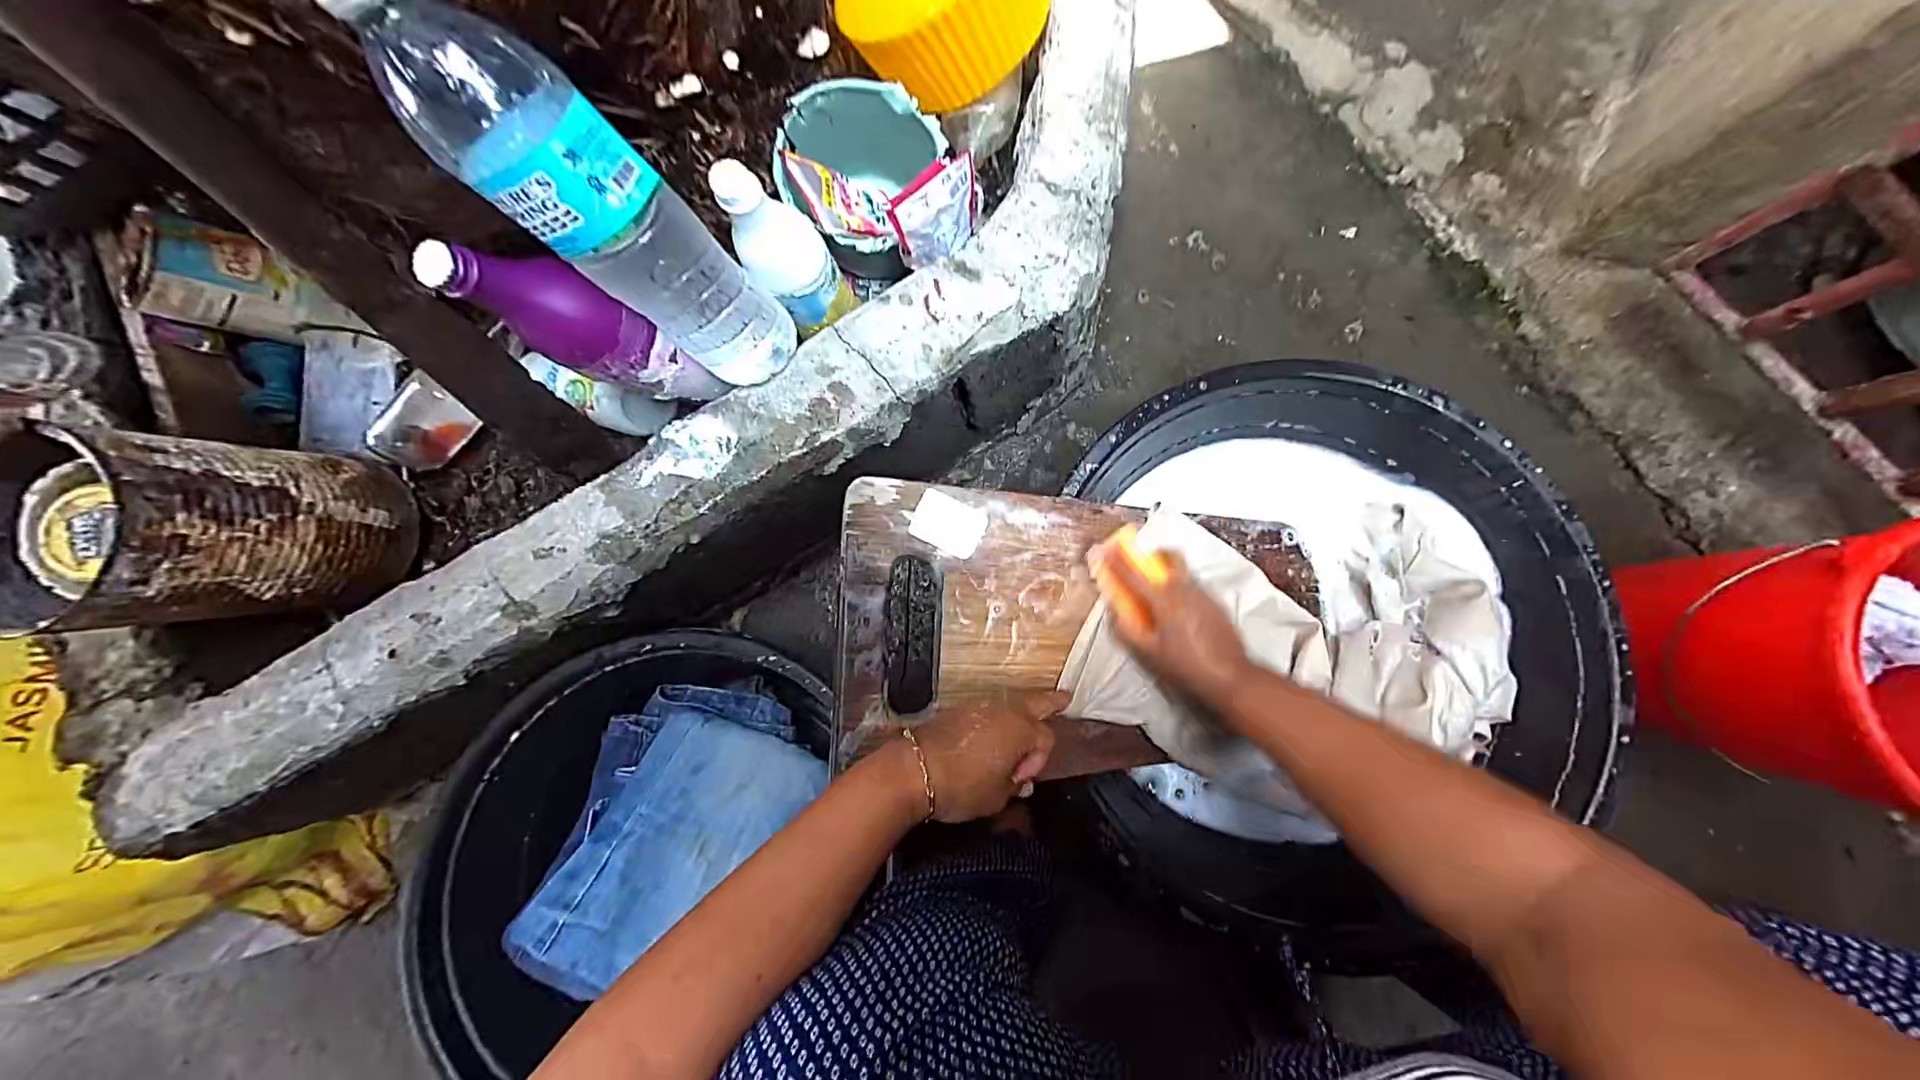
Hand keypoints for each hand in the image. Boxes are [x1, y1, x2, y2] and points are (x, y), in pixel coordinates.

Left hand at [902, 691, 1064, 822]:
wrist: (913, 770)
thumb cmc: (961, 786)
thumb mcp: (996, 797)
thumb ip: (1014, 785)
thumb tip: (1019, 781)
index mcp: (1020, 729)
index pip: (1045, 739)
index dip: (1038, 761)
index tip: (1020, 781)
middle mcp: (1003, 710)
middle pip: (1035, 702)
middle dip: (1051, 702)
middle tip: (1065, 699)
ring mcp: (978, 706)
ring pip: (1009, 704)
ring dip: (1020, 711)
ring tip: (1028, 718)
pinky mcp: (957, 710)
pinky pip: (987, 710)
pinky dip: (996, 718)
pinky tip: (994, 731)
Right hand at [1088, 541, 1252, 704]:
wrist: (1232, 678)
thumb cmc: (1186, 667)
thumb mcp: (1149, 654)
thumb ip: (1128, 630)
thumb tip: (1115, 613)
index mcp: (1165, 600)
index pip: (1134, 574)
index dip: (1117, 560)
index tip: (1104, 549)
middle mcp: (1185, 590)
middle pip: (1169, 557)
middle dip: (1151, 554)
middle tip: (1140, 563)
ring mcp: (1204, 594)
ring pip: (1182, 571)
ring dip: (1167, 571)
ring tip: (1158, 591)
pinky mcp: (1216, 603)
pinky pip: (1194, 585)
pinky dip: (1181, 587)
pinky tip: (1178, 609)